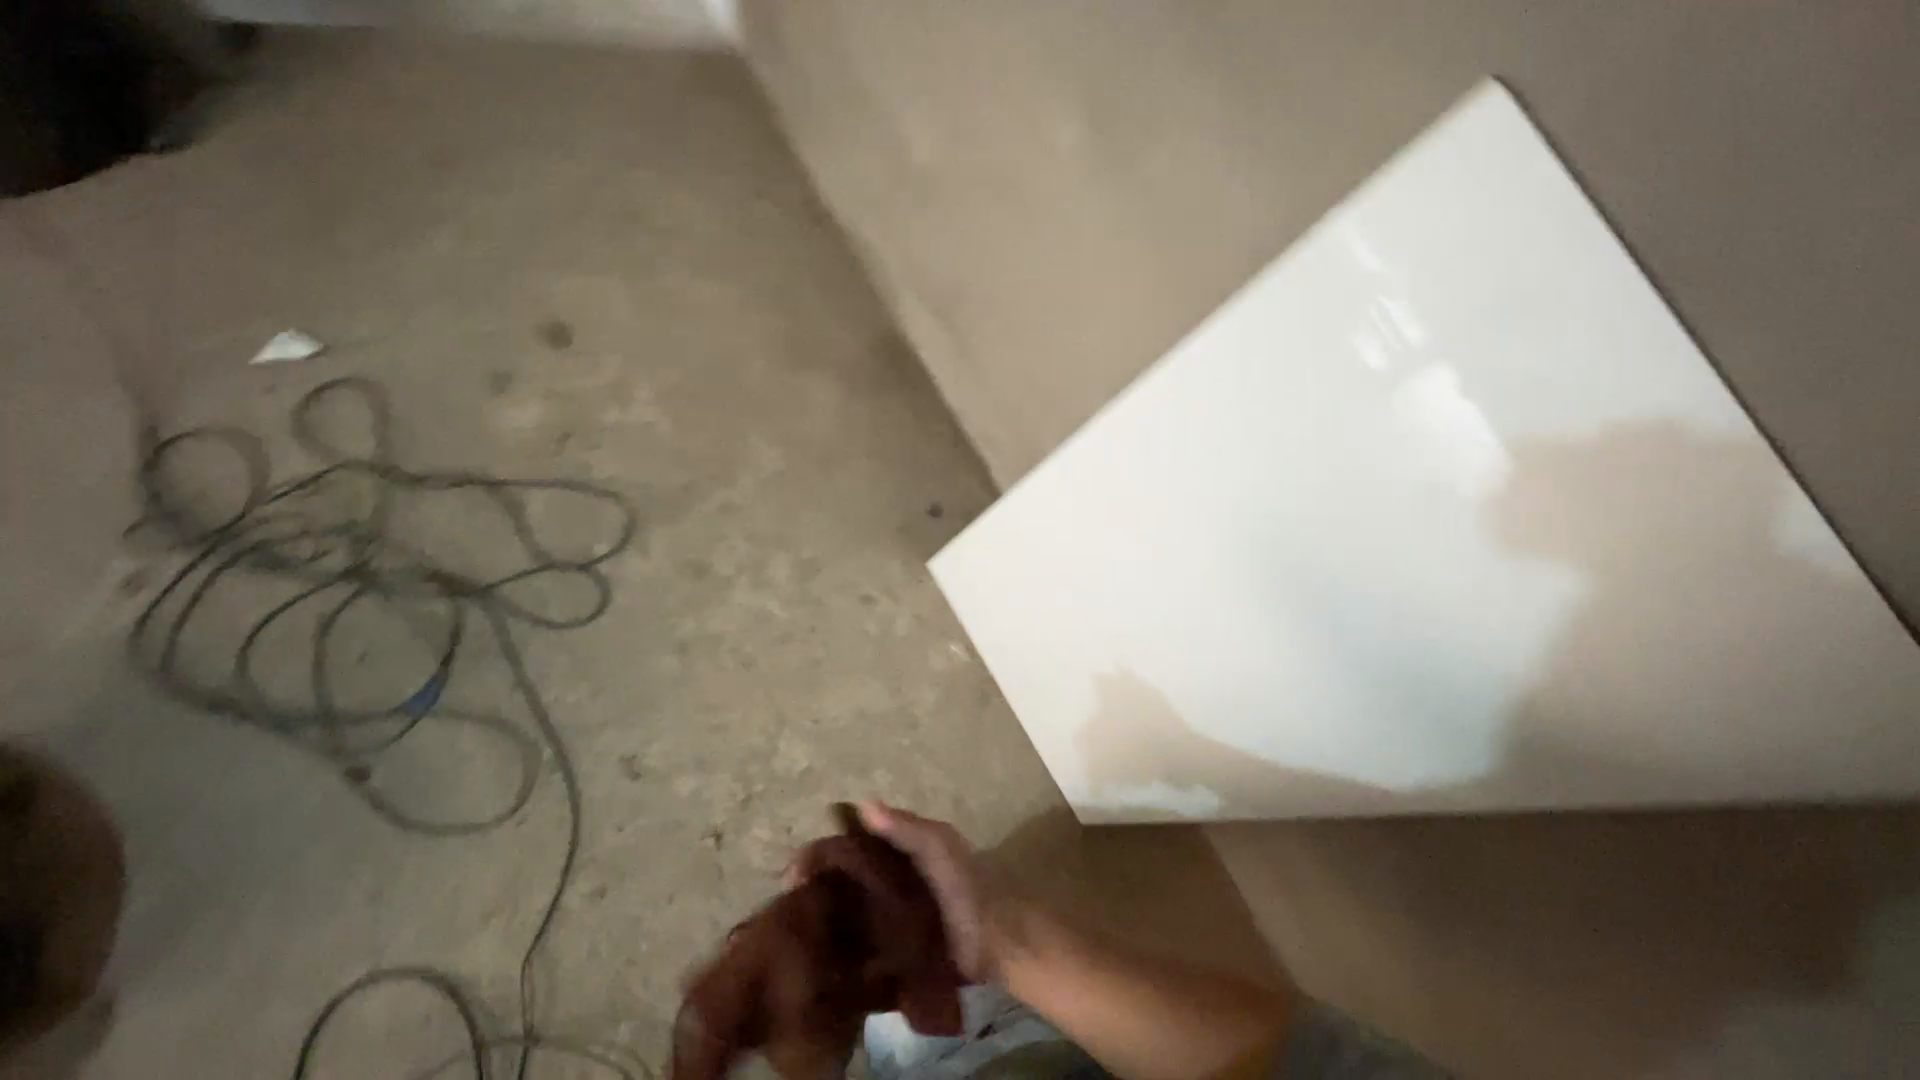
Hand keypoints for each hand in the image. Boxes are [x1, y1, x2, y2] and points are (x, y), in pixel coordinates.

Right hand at [788, 800, 1001, 981]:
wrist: (998, 945)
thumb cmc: (968, 889)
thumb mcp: (940, 848)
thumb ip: (907, 828)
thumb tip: (861, 804)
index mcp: (896, 852)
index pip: (845, 846)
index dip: (817, 855)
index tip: (793, 876)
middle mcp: (886, 881)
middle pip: (837, 879)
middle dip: (810, 889)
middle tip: (786, 910)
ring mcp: (887, 918)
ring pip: (842, 912)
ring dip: (818, 920)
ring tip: (791, 938)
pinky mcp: (891, 953)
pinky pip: (856, 947)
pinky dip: (836, 950)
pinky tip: (815, 961)